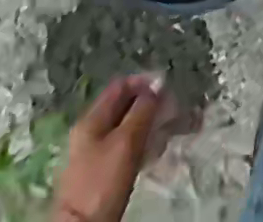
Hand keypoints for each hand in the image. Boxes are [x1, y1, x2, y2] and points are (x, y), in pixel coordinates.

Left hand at [51, 74, 164, 221]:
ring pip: (128, 125)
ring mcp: (95, 150)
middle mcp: (91, 130)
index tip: (166, 88)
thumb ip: (143, 110)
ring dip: (149, 123)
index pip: (120, 86)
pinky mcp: (102, 169)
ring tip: (167, 130)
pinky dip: (143, 140)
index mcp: (92, 119)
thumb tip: (158, 84)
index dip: (143, 82)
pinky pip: (126, 144)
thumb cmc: (104, 181)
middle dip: (150, 103)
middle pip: (124, 105)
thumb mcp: (127, 141)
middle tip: (171, 109)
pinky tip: (155, 149)